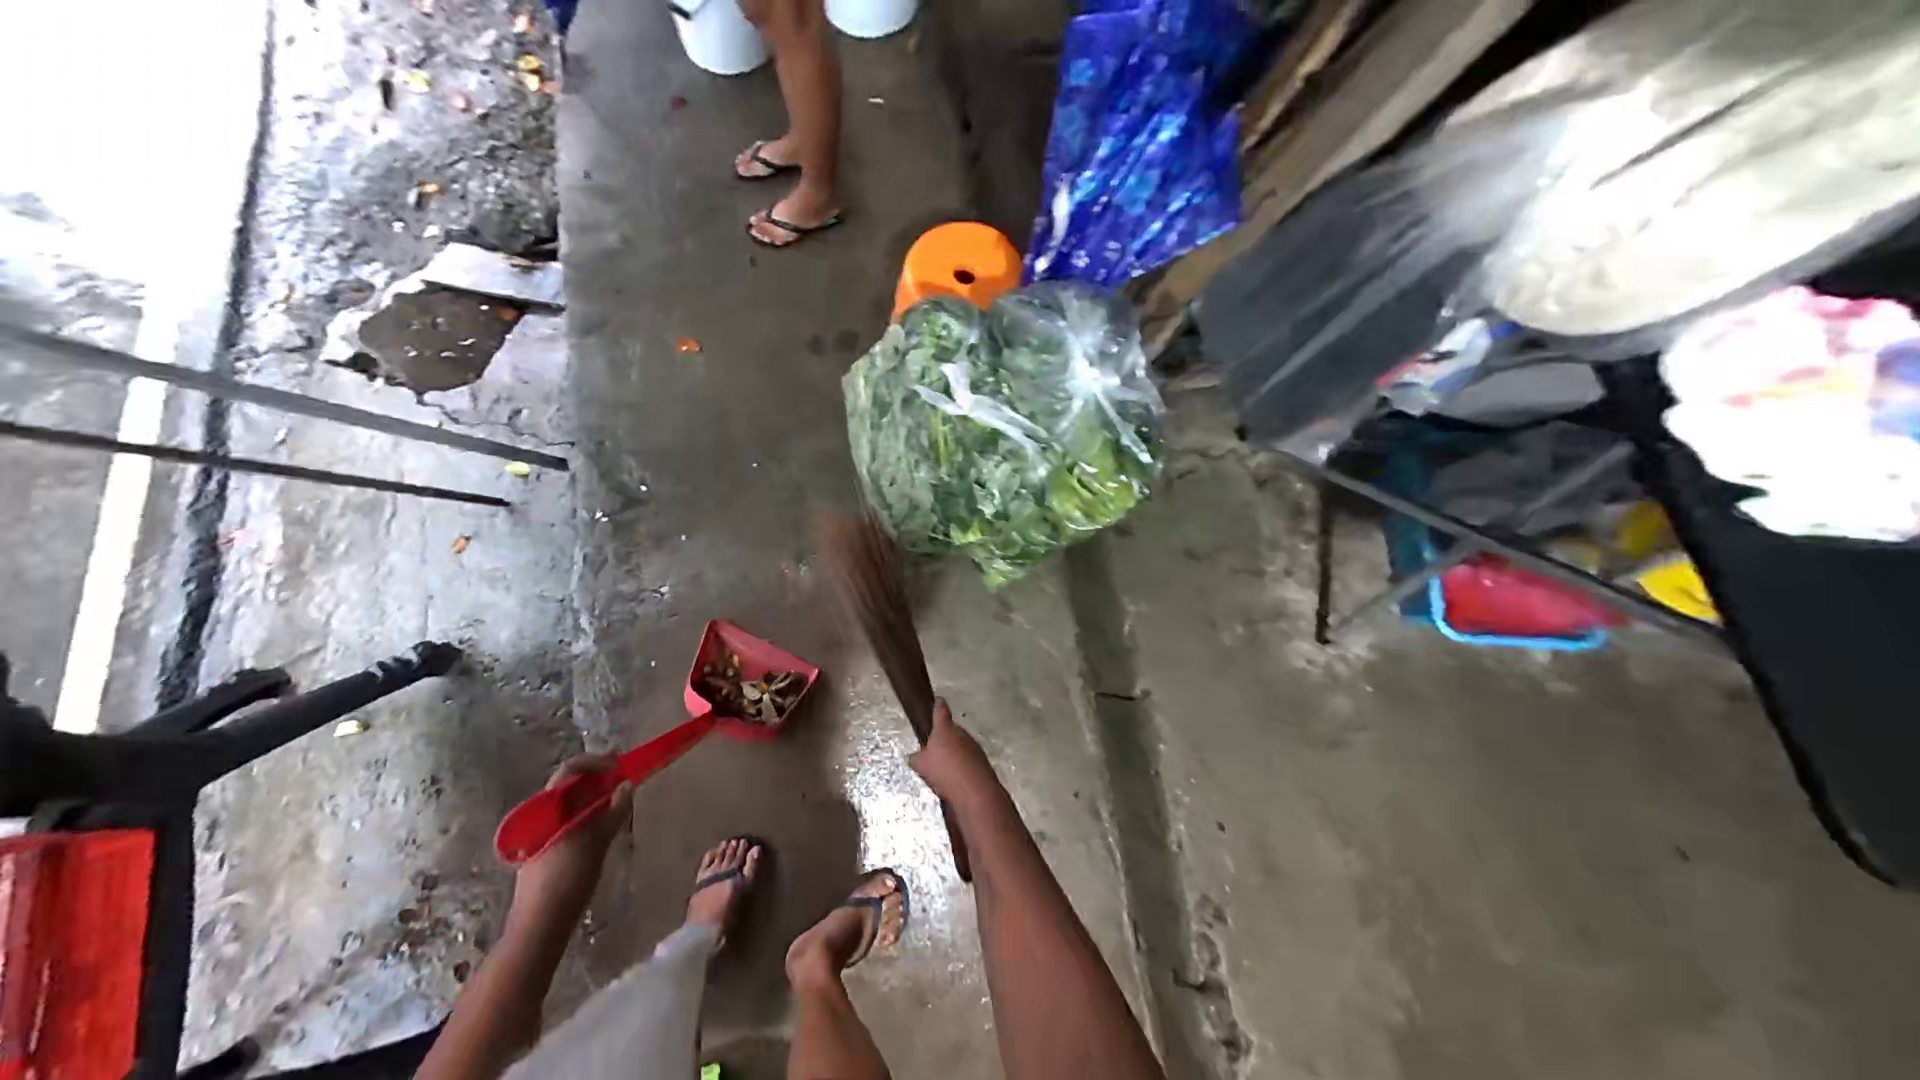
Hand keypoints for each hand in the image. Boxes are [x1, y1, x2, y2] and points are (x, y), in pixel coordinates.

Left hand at [511, 754, 632, 923]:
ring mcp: (542, 831)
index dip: (596, 761)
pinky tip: (603, 822)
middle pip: (570, 784)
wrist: (540, 922)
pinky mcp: (546, 845)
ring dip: (594, 794)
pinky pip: (568, 817)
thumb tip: (627, 784)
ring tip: (619, 798)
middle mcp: (541, 813)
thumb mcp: (599, 840)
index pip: (571, 769)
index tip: (619, 764)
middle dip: (598, 777)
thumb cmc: (569, 877)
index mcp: (549, 807)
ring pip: (570, 801)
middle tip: (623, 777)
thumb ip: (615, 810)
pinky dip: (587, 812)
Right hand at [908, 699, 997, 805]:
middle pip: (951, 730)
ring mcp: (974, 746)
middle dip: (943, 738)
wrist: (975, 791)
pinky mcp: (983, 761)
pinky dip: (963, 766)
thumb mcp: (920, 765)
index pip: (940, 710)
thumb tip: (915, 756)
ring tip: (944, 770)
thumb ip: (916, 757)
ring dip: (954, 753)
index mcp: (945, 728)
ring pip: (961, 745)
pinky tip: (956, 779)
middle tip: (934, 752)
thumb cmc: (944, 771)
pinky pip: (969, 759)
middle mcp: (961, 733)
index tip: (937, 700)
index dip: (937, 705)